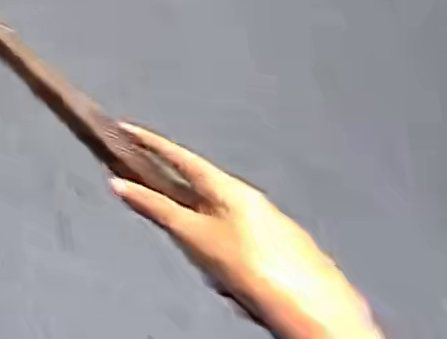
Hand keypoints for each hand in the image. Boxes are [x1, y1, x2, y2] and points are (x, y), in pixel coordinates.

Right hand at [112, 125, 381, 338]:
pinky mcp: (295, 258)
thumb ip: (155, 208)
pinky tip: (235, 282)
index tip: (124, 128)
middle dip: (178, 201)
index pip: (179, 156)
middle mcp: (257, 202)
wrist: (327, 324)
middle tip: (159, 211)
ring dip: (206, 235)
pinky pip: (247, 244)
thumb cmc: (258, 272)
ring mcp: (280, 230)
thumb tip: (119, 184)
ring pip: (224, 220)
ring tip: (207, 265)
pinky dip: (230, 256)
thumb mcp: (194, 236)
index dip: (149, 141)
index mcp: (231, 189)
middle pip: (202, 189)